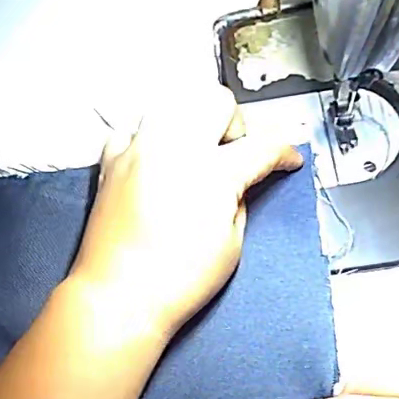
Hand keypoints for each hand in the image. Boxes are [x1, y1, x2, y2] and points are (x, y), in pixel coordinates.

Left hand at [67, 85, 303, 341]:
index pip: (262, 146)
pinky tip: (159, 158)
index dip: (283, 153)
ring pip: (175, 101)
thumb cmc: (173, 281)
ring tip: (199, 151)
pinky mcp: (112, 162)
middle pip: (217, 101)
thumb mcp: (231, 245)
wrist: (121, 296)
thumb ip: (240, 202)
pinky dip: (151, 135)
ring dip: (195, 119)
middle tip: (238, 152)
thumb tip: (238, 185)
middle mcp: (174, 149)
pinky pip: (134, 127)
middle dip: (236, 123)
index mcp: (214, 172)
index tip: (286, 159)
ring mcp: (139, 150)